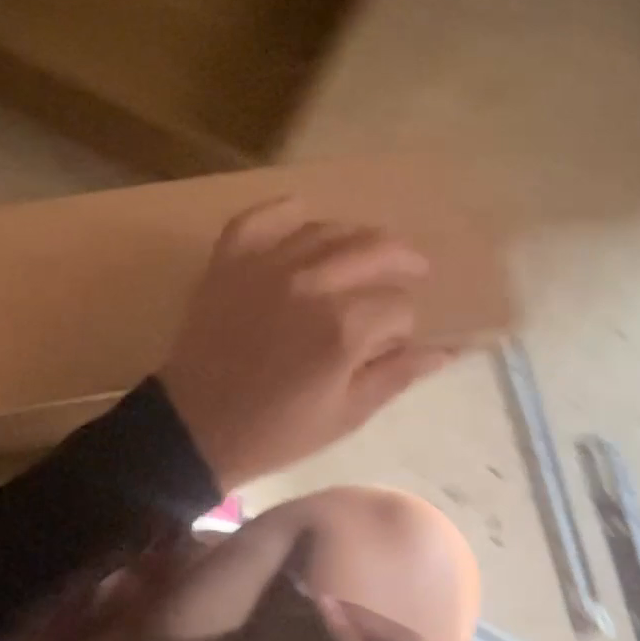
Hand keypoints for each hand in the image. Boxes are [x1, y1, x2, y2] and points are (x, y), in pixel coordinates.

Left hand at [158, 198, 451, 491]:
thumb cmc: (275, 431)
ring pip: (324, 230)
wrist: (194, 425)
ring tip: (365, 250)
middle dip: (401, 260)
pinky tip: (301, 209)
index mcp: (343, 327)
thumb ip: (396, 375)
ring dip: (354, 236)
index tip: (390, 341)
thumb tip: (445, 349)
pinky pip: (256, 220)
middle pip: (373, 250)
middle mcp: (308, 284)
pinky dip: (281, 210)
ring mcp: (264, 267)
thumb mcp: (346, 414)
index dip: (402, 323)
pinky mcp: (227, 263)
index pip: (398, 304)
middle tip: (412, 269)